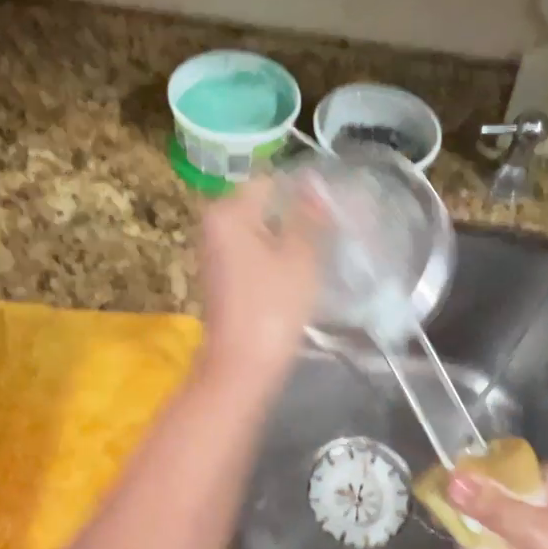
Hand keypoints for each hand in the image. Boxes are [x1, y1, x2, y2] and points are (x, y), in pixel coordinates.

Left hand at [195, 176, 324, 393]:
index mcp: (227, 212)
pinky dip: (275, 259)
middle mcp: (213, 227)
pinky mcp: (222, 278)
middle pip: (263, 207)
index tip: (334, 208)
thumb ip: (309, 215)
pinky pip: (254, 255)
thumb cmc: (272, 307)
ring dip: (288, 239)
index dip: (304, 192)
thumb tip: (315, 182)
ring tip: (321, 252)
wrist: (242, 367)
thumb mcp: (300, 256)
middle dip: (296, 216)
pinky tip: (299, 274)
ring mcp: (215, 254)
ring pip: (260, 232)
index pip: (271, 182)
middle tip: (333, 231)